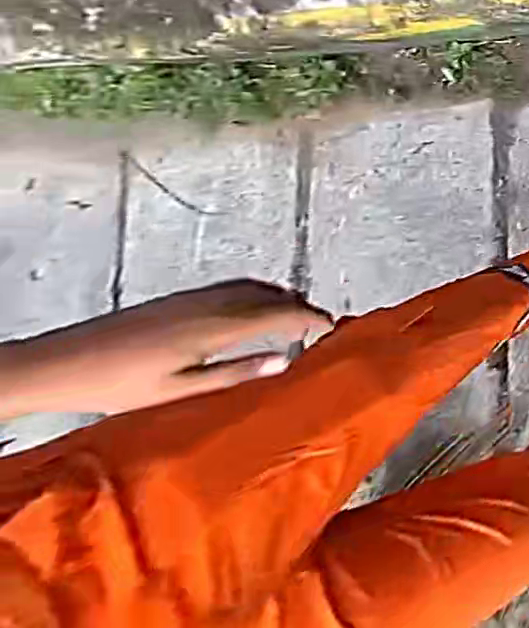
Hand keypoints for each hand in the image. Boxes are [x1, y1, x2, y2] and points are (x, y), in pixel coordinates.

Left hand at [0, 280, 332, 419]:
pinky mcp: (182, 297)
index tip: (331, 327)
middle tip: (316, 324)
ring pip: (259, 288)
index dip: (314, 318)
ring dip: (283, 298)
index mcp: (220, 326)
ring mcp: (197, 297)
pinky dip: (260, 293)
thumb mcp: (174, 390)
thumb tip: (284, 361)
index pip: (286, 314)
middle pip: (278, 296)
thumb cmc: (111, 385)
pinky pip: (237, 286)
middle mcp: (215, 304)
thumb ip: (234, 374)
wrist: (49, 366)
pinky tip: (253, 306)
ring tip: (292, 314)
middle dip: (303, 307)